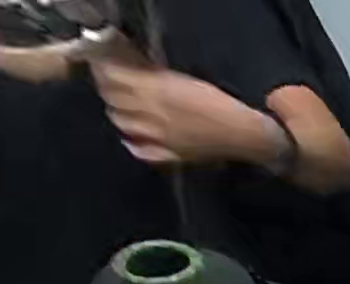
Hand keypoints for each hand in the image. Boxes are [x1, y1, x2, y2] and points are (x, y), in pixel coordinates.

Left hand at [91, 60, 285, 166]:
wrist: (246, 134)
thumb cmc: (219, 103)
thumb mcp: (183, 79)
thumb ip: (153, 74)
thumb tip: (128, 65)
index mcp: (155, 90)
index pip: (111, 75)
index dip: (104, 67)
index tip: (107, 62)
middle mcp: (152, 114)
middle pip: (112, 99)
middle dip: (109, 89)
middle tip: (116, 84)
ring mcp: (161, 138)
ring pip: (122, 123)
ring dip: (120, 113)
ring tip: (127, 108)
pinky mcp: (173, 155)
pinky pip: (143, 153)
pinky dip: (134, 145)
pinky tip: (135, 138)